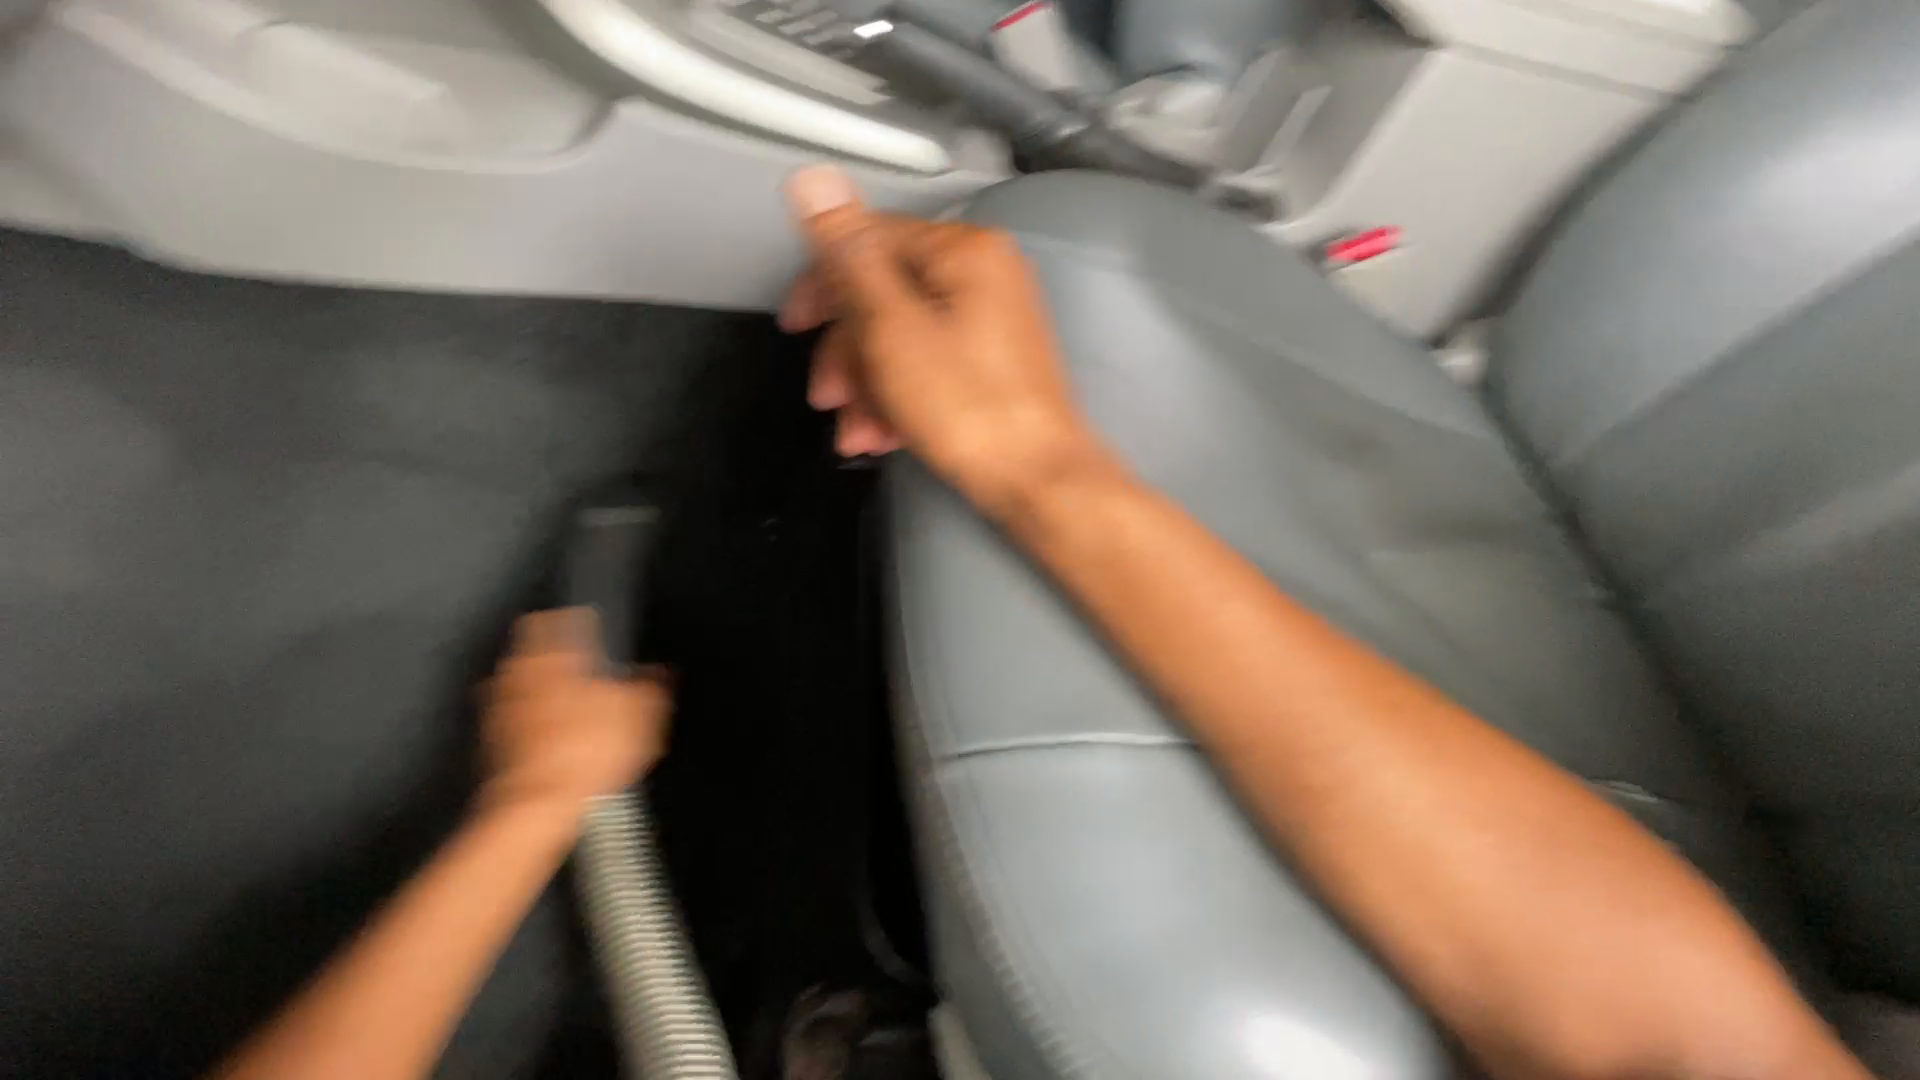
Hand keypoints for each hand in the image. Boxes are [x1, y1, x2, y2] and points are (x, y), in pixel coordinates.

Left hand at [479, 608, 669, 813]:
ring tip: (562, 694)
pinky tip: (552, 733)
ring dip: (538, 684)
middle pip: (530, 649)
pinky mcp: (495, 742)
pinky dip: (531, 718)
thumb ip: (652, 686)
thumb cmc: (584, 755)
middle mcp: (523, 677)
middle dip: (551, 651)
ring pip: (519, 682)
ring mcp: (503, 709)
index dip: (572, 617)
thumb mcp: (641, 715)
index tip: (583, 618)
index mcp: (556, 659)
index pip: (554, 619)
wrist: (539, 807)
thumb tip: (663, 673)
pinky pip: (514, 716)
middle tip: (571, 655)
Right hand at [781, 166, 1099, 510]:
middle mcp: (983, 277)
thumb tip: (815, 182)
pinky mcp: (990, 364)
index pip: (870, 243)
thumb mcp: (893, 327)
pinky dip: (899, 398)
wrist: (1036, 479)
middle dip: (847, 354)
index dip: (822, 285)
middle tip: (828, 396)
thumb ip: (850, 257)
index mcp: (965, 252)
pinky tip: (882, 435)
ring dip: (868, 387)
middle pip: (885, 297)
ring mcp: (990, 322)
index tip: (796, 323)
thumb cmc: (970, 409)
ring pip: (902, 339)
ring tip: (856, 433)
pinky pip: (928, 366)